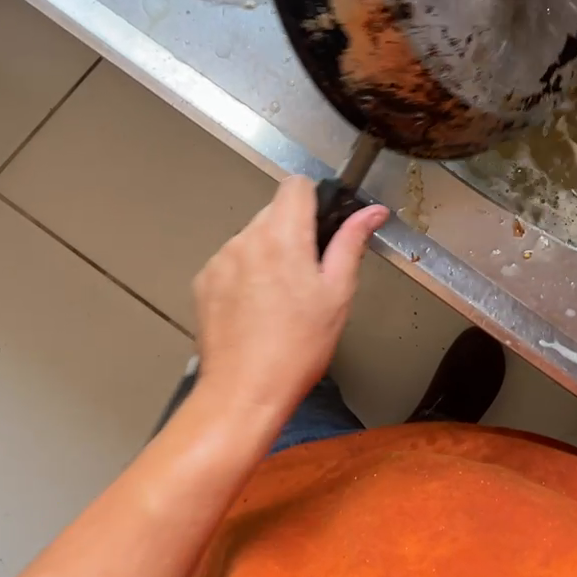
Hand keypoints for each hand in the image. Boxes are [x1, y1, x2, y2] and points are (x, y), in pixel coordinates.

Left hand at [190, 177, 389, 418]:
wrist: (243, 392)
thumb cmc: (298, 347)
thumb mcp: (338, 293)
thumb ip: (351, 242)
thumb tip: (372, 211)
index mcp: (283, 236)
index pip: (295, 185)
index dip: (314, 199)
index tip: (323, 225)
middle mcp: (246, 239)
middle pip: (274, 211)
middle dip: (294, 231)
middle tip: (309, 272)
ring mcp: (220, 259)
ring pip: (253, 236)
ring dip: (269, 251)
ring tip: (282, 295)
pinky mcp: (204, 280)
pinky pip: (232, 259)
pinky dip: (247, 271)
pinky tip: (258, 306)